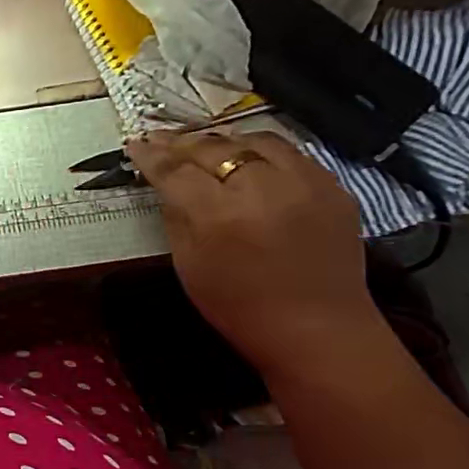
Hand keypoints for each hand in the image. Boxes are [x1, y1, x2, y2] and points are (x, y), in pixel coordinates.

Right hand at [126, 130, 376, 375]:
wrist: (316, 330)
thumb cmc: (238, 308)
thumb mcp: (189, 266)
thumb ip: (176, 218)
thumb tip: (168, 186)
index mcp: (220, 215)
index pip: (175, 171)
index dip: (151, 156)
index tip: (135, 144)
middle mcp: (263, 188)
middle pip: (213, 149)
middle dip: (182, 142)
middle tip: (160, 137)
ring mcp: (304, 183)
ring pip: (255, 140)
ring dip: (224, 141)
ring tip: (204, 145)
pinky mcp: (333, 187)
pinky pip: (291, 154)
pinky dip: (262, 152)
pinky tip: (249, 160)